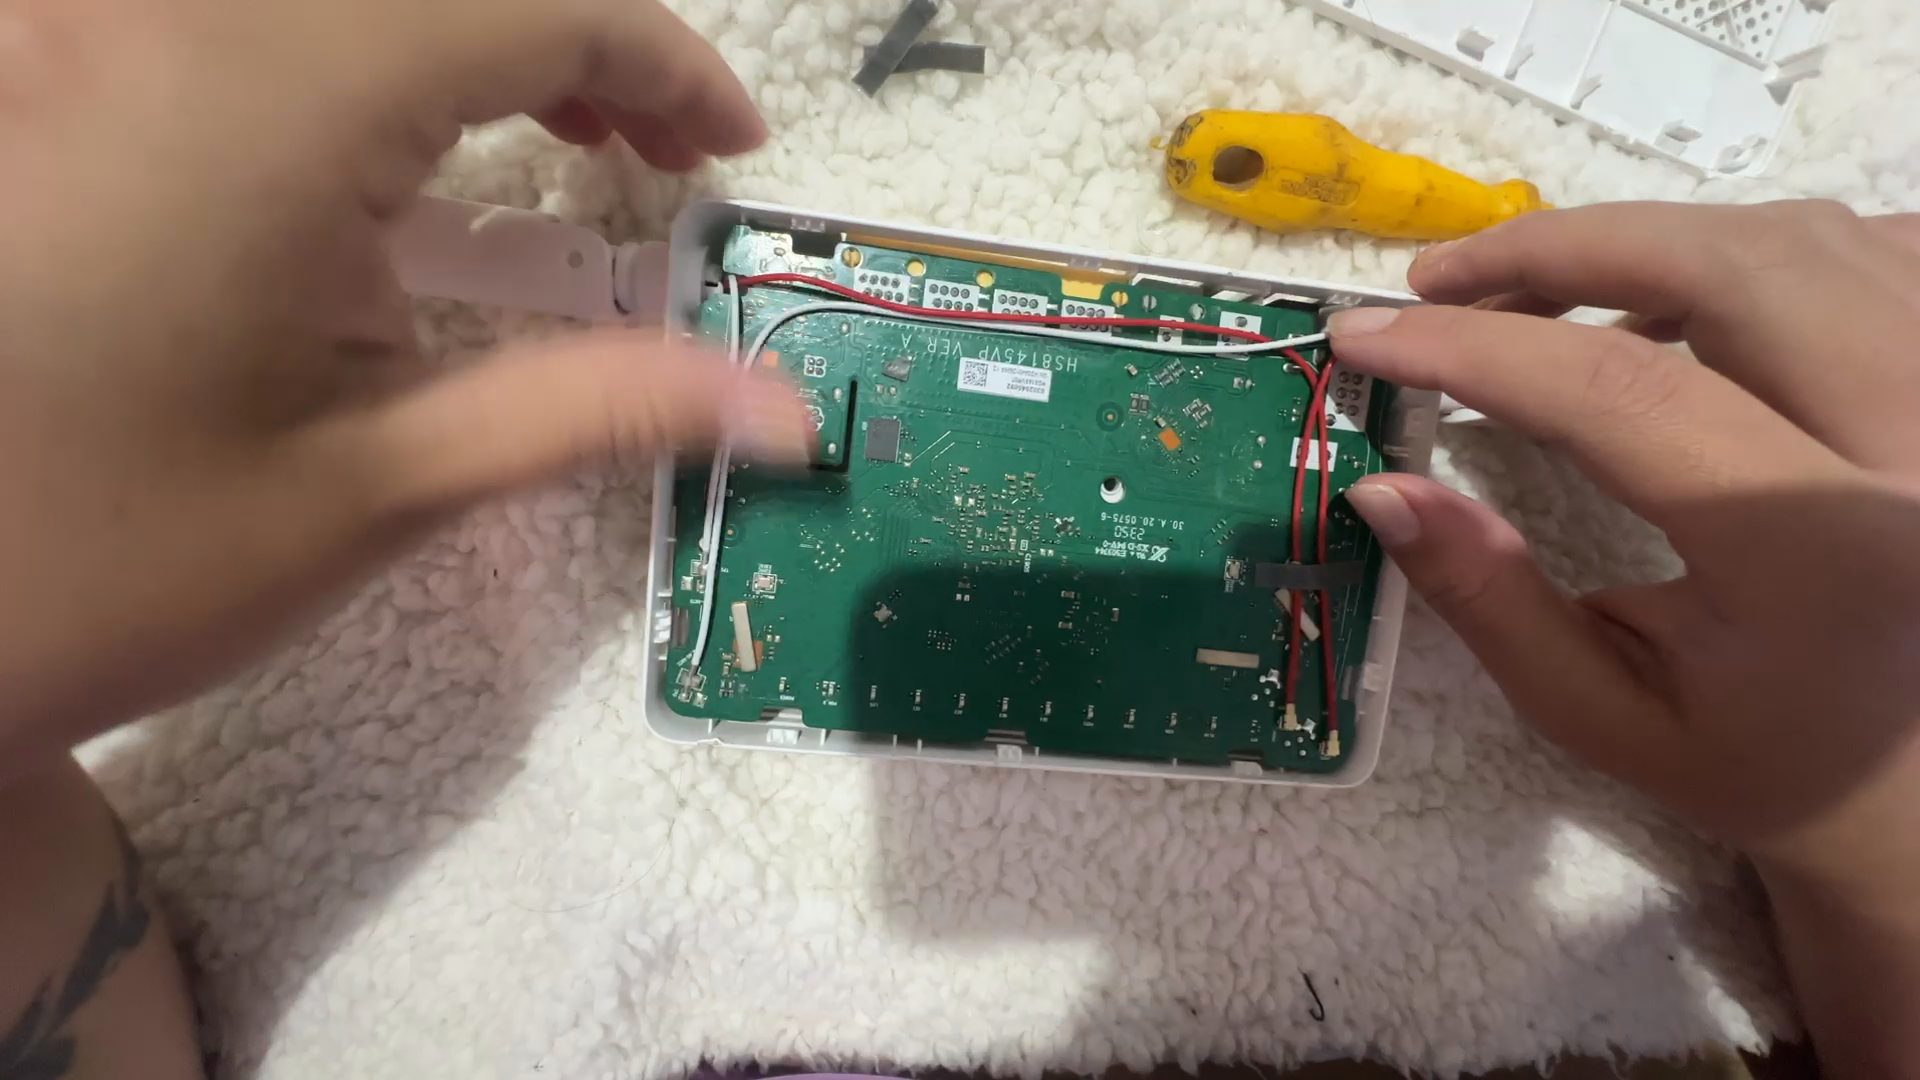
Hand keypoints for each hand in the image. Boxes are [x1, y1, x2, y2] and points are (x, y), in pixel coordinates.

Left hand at [0, 0, 808, 773]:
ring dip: (495, 38)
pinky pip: (266, 24)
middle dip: (591, 41)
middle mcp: (136, 17)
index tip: (736, 147)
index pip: (523, 7)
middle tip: (662, 154)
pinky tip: (423, 136)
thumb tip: (782, 414)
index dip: (663, 64)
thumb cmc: (105, 562)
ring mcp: (71, 30)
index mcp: (245, 108)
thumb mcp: (391, 486)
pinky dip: (393, 55)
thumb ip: (602, 412)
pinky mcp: (48, 67)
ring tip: (576, 134)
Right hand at [1328, 200, 1919, 1077]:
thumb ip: (1482, 594)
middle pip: (1732, 265)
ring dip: (1627, 247)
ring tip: (1514, 293)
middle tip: (1433, 281)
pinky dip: (1724, 256)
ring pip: (1802, 239)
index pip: (1617, 394)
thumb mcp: (1588, 704)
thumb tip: (1378, 490)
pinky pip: (1867, 252)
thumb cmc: (1755, 762)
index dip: (1468, 347)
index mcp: (1821, 551)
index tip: (1362, 335)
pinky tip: (1648, 304)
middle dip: (1552, 251)